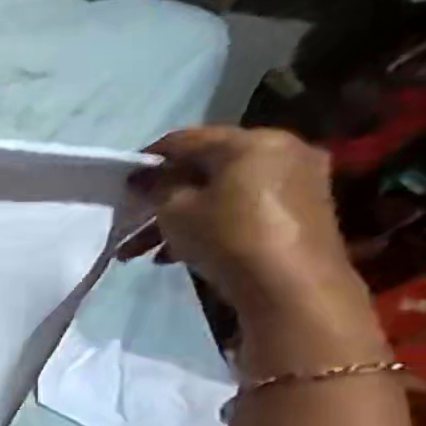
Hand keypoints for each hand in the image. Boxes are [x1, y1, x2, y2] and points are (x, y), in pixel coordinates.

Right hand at [124, 127, 389, 377]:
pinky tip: (178, 255)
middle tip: (132, 220)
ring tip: (142, 252)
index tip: (123, 182)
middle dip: (164, 195)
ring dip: (180, 217)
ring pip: (222, 191)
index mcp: (251, 141)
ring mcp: (297, 180)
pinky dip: (210, 223)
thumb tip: (145, 178)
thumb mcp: (175, 211)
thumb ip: (157, 187)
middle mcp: (281, 150)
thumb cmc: (227, 237)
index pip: (186, 139)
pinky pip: (243, 206)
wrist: (292, 287)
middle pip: (207, 167)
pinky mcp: (302, 210)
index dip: (149, 159)